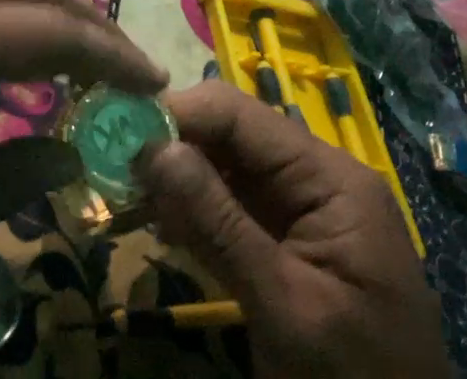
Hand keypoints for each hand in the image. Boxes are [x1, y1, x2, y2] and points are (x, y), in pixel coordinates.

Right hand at [137, 83, 450, 378]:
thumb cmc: (354, 376)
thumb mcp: (286, 305)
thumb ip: (221, 226)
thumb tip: (152, 147)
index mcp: (330, 178)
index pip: (238, 114)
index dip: (175, 113)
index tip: (115, 135)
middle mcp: (312, 178)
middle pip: (225, 134)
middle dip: (167, 146)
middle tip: (112, 174)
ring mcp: (297, 209)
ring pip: (217, 166)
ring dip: (171, 179)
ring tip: (128, 202)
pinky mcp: (280, 239)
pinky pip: (224, 203)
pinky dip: (187, 210)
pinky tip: (160, 228)